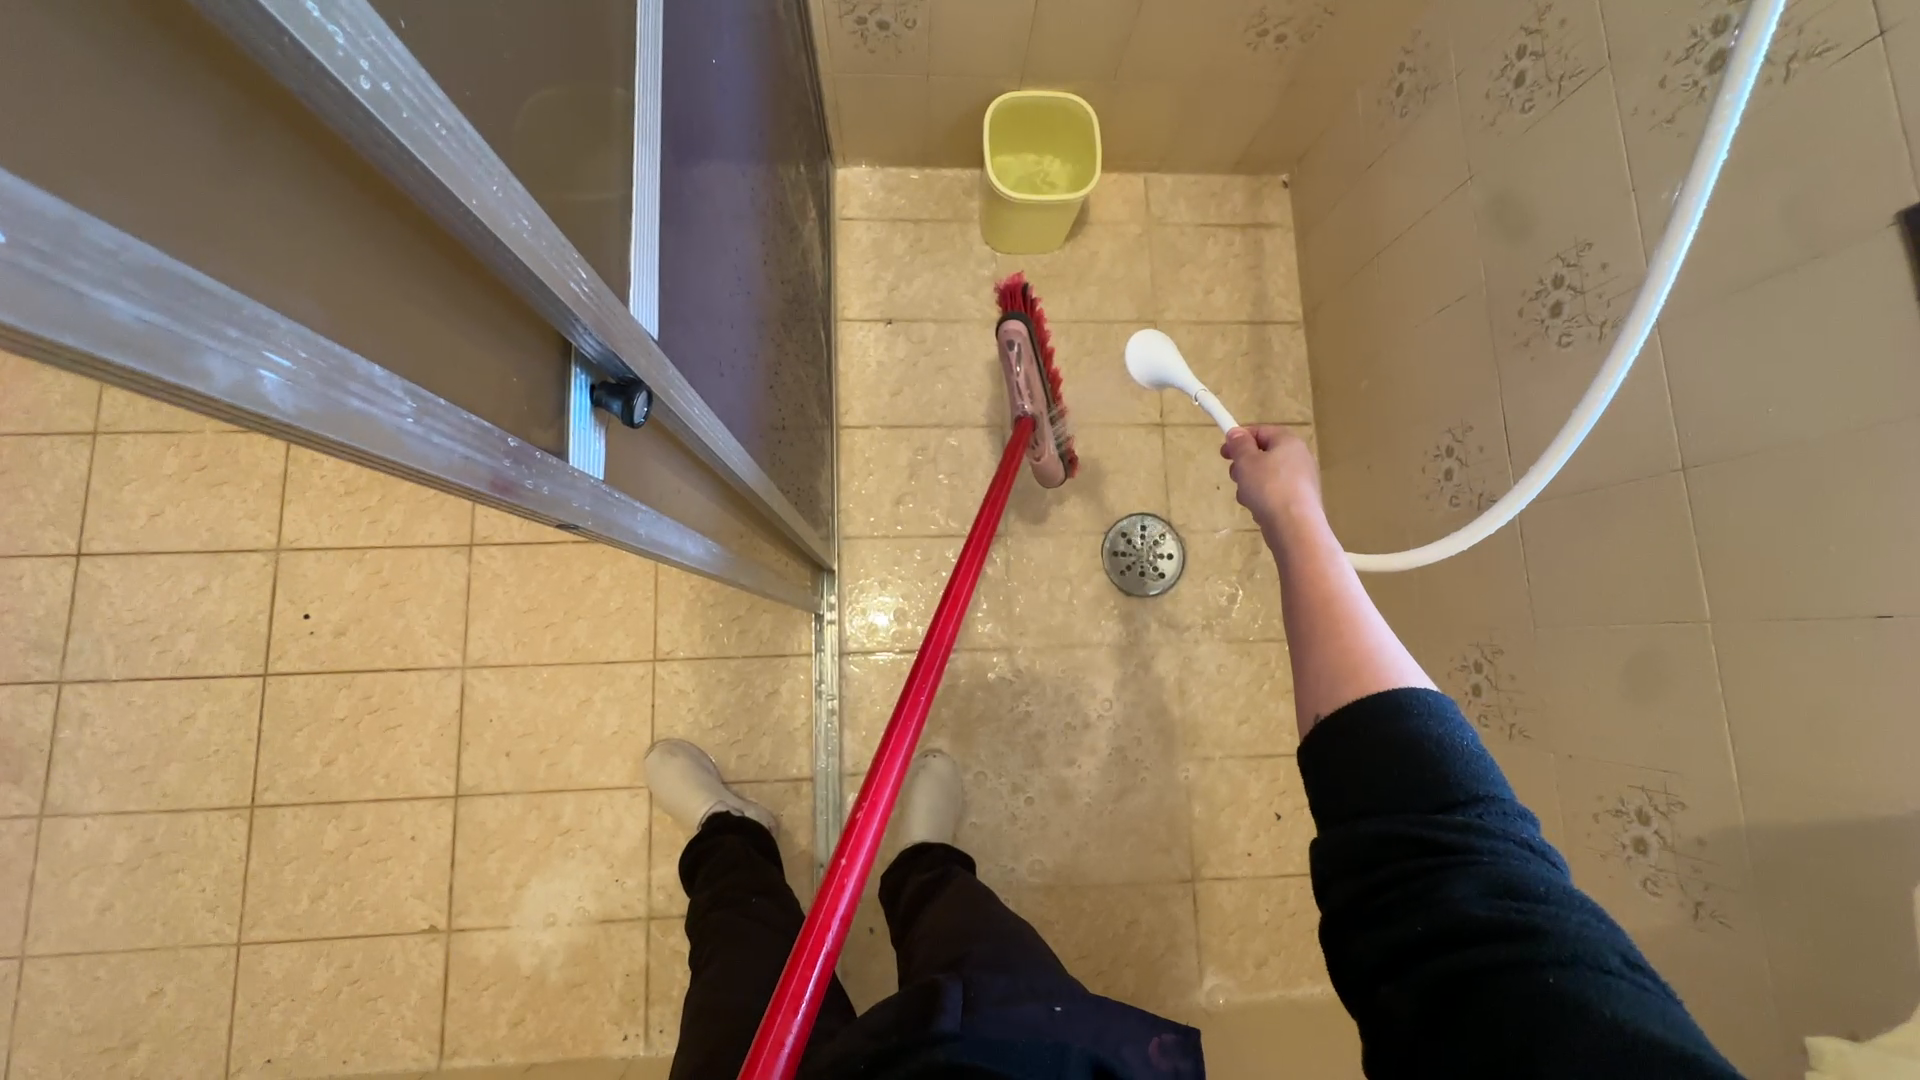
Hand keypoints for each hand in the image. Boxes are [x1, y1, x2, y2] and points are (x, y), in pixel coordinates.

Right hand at [1221, 426, 1321, 533]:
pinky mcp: (1300, 500)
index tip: (1223, 452)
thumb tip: (1236, 433)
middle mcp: (1299, 457)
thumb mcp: (1246, 461)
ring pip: (1266, 475)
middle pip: (1264, 454)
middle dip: (1244, 465)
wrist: (1294, 525)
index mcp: (1288, 442)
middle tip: (1235, 476)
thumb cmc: (1268, 487)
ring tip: (1247, 497)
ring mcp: (1301, 480)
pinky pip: (1275, 492)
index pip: (1261, 431)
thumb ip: (1239, 444)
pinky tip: (1259, 510)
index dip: (1239, 438)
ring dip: (1251, 484)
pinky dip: (1263, 498)